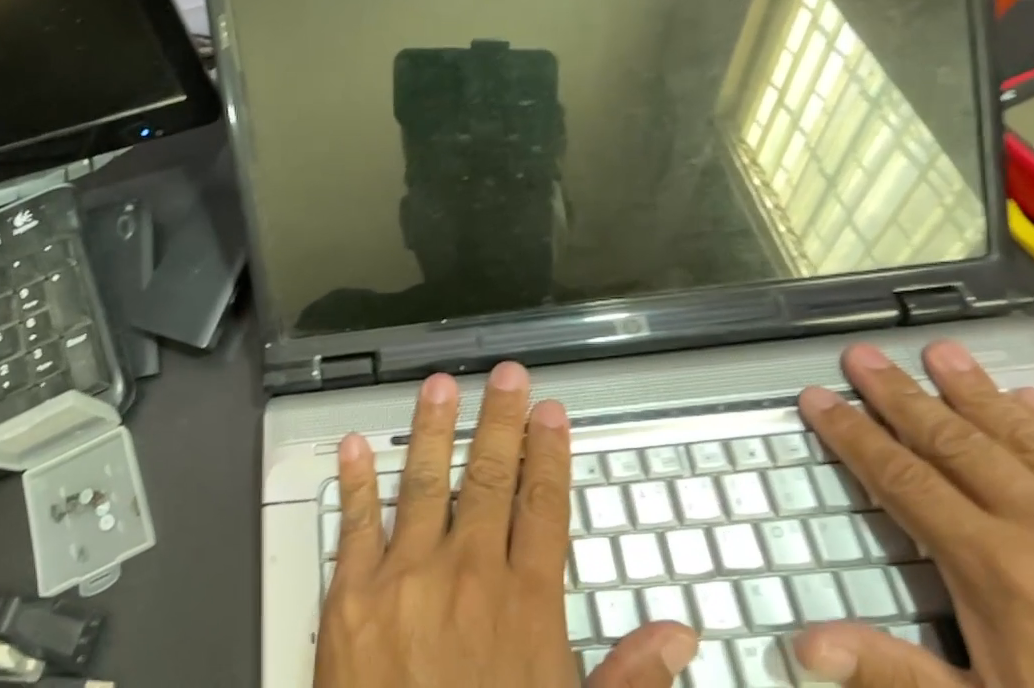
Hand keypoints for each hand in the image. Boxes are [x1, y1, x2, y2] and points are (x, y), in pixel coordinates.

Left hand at [314, 361, 695, 687]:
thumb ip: (628, 678)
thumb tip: (680, 634)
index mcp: (523, 604)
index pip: (542, 507)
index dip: (549, 455)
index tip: (550, 414)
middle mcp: (467, 575)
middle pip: (488, 479)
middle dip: (499, 422)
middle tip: (506, 376)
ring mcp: (406, 577)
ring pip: (423, 483)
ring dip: (432, 430)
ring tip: (439, 386)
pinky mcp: (353, 595)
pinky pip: (355, 524)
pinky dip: (354, 481)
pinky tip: (353, 445)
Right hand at [794, 341, 1033, 686]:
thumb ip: (897, 672)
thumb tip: (804, 645)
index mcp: (998, 569)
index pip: (904, 482)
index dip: (855, 436)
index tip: (819, 398)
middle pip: (956, 442)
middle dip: (901, 396)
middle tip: (863, 356)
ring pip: (1029, 436)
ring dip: (977, 391)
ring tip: (940, 353)